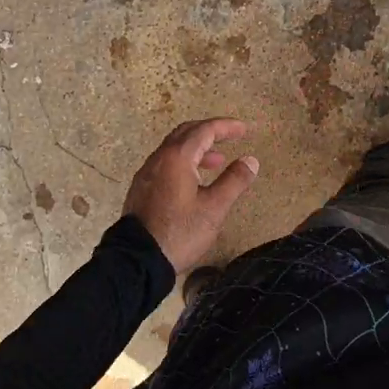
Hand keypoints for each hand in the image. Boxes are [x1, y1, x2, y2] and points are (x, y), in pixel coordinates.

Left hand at [122, 119, 259, 273]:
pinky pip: (166, 163)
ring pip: (174, 149)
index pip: (204, 130)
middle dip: (209, 132)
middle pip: (185, 133)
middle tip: (230, 138)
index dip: (225, 127)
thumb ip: (234, 181)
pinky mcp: (142, 189)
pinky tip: (194, 180)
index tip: (244, 130)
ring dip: (197, 149)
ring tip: (217, 162)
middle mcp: (159, 159)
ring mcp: (147, 173)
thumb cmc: (179, 232)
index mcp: (177, 158)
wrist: (137, 260)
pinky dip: (184, 162)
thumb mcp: (214, 208)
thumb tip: (250, 160)